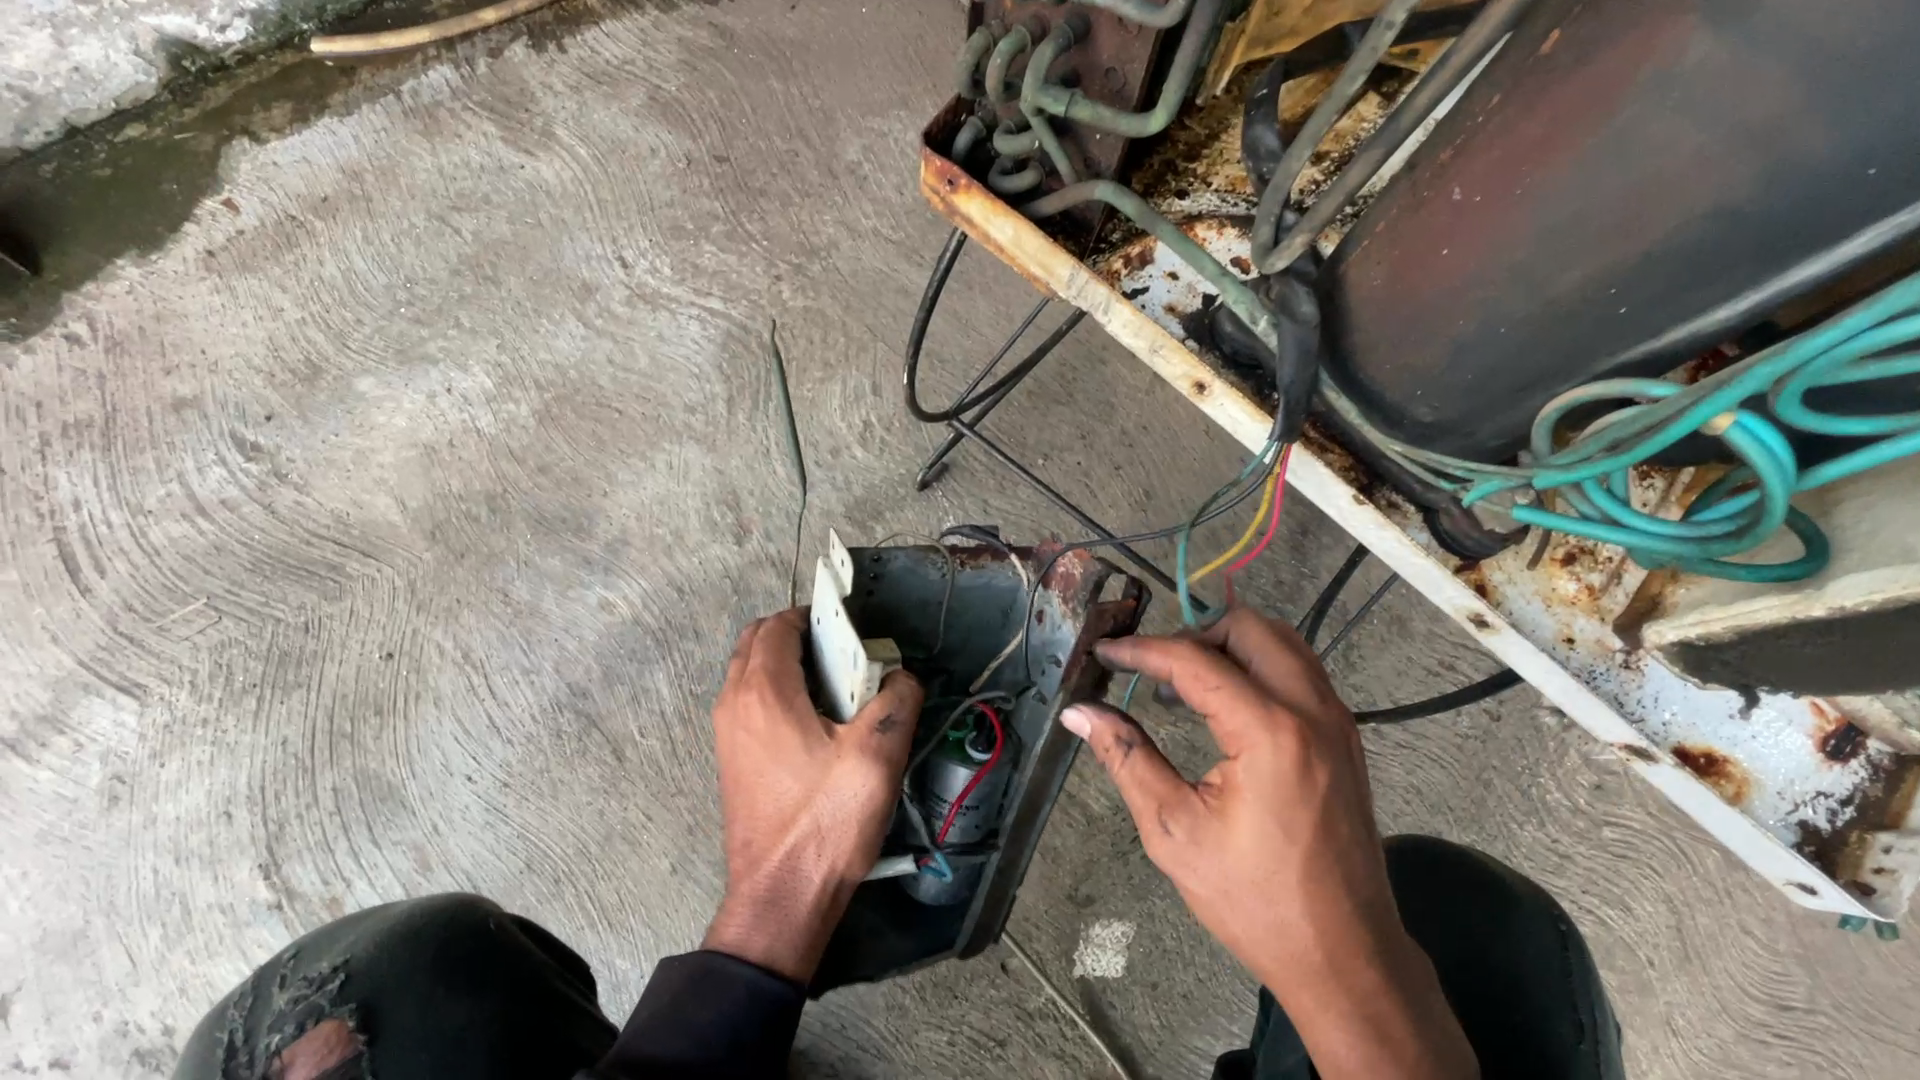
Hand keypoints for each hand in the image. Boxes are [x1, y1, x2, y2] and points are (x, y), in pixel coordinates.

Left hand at [702, 608, 923, 981]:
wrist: (782, 896)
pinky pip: (750, 702)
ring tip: (837, 690)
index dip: (817, 617)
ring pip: (750, 672)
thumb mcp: (878, 756)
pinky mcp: (732, 759)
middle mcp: (734, 702)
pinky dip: (777, 693)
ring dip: (787, 664)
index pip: (780, 624)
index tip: (854, 631)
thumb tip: (902, 679)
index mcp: (763, 690)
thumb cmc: (827, 821)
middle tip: (847, 657)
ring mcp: (727, 733)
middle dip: (800, 636)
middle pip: (758, 641)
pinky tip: (818, 725)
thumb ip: (898, 700)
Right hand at [1060, 607, 1474, 1079]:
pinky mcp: (1345, 739)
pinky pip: (1299, 673)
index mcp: (1269, 731)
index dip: (1142, 650)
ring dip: (1229, 648)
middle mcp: (1312, 710)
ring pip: (1282, 643)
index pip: (1195, 660)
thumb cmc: (1253, 900)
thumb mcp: (1174, 831)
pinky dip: (1258, 669)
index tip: (1104, 653)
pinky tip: (1224, 710)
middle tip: (1152, 671)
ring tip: (1184, 689)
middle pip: (1250, 627)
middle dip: (1193, 634)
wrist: (1344, 954)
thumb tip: (1079, 713)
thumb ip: (1126, 757)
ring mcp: (1337, 722)